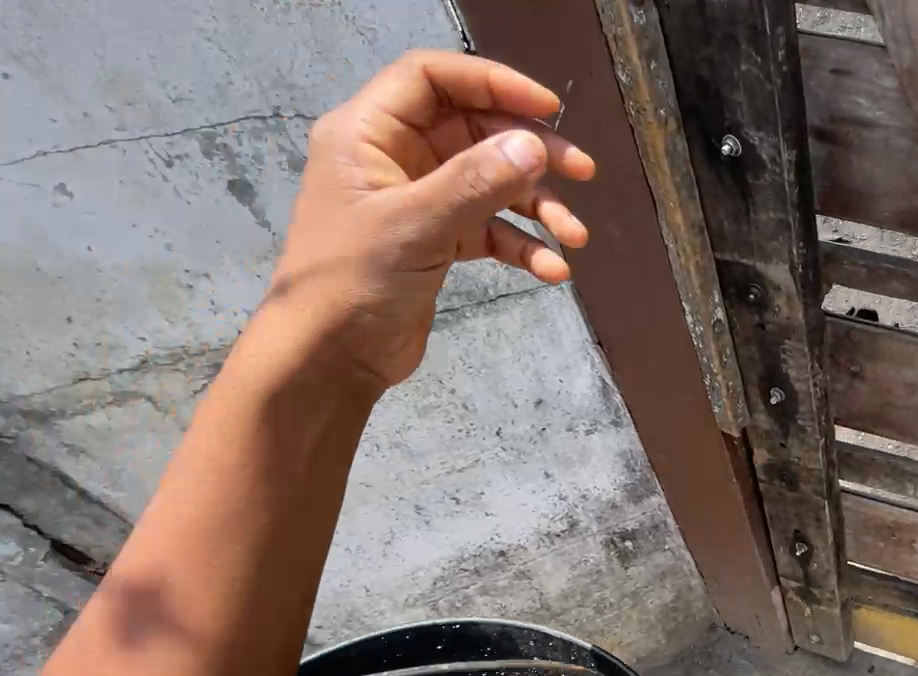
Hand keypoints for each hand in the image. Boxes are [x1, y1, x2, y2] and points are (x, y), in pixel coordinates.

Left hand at [266, 50, 596, 389]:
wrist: (334, 353)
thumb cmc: (355, 278)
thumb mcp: (417, 224)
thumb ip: (476, 183)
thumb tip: (535, 146)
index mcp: (371, 133)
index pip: (435, 80)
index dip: (493, 84)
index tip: (549, 109)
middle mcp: (397, 158)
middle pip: (477, 133)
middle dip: (532, 153)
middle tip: (584, 172)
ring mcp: (422, 202)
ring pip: (494, 186)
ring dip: (539, 209)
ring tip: (575, 238)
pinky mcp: (441, 242)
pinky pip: (494, 232)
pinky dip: (525, 248)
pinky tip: (552, 272)